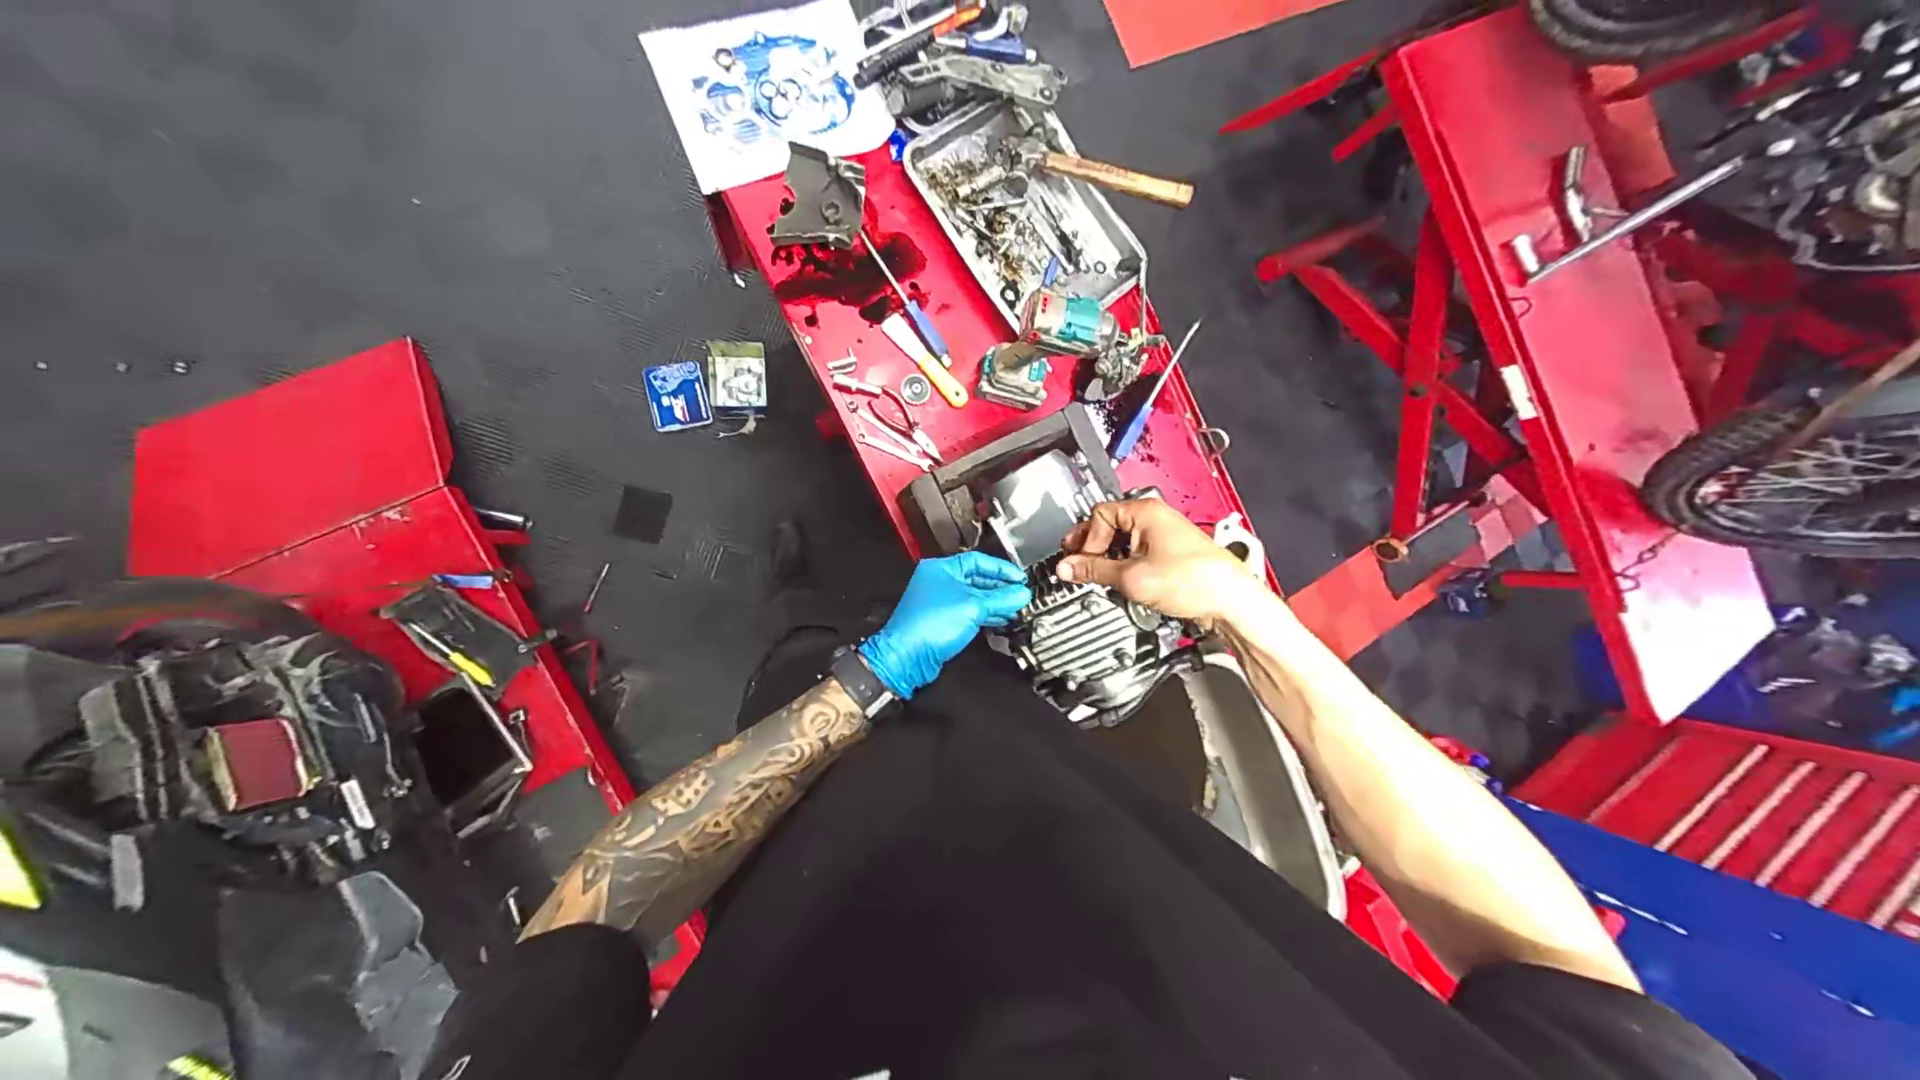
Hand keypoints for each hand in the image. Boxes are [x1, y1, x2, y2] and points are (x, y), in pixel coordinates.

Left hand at [858, 553, 1033, 697]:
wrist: (908, 656)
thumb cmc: (929, 625)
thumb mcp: (974, 607)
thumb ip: (1001, 599)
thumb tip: (1021, 593)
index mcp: (941, 568)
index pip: (978, 560)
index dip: (1001, 568)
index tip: (1019, 577)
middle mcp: (938, 581)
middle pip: (976, 579)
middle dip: (1000, 587)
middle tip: (1020, 594)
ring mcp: (939, 602)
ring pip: (973, 597)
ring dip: (995, 603)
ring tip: (1015, 608)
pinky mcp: (941, 621)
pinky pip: (968, 612)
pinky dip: (985, 615)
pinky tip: (1001, 620)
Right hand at [1057, 499, 1256, 625]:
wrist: (1230, 601)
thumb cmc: (1195, 580)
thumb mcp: (1131, 577)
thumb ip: (1093, 571)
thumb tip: (1068, 567)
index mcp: (1145, 511)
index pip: (1098, 515)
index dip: (1085, 540)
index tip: (1076, 562)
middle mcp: (1155, 518)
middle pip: (1109, 527)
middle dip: (1092, 549)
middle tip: (1078, 568)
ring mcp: (1163, 536)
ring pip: (1123, 542)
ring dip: (1108, 560)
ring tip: (1101, 579)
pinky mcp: (1170, 555)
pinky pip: (1137, 554)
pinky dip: (1125, 567)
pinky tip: (1122, 583)